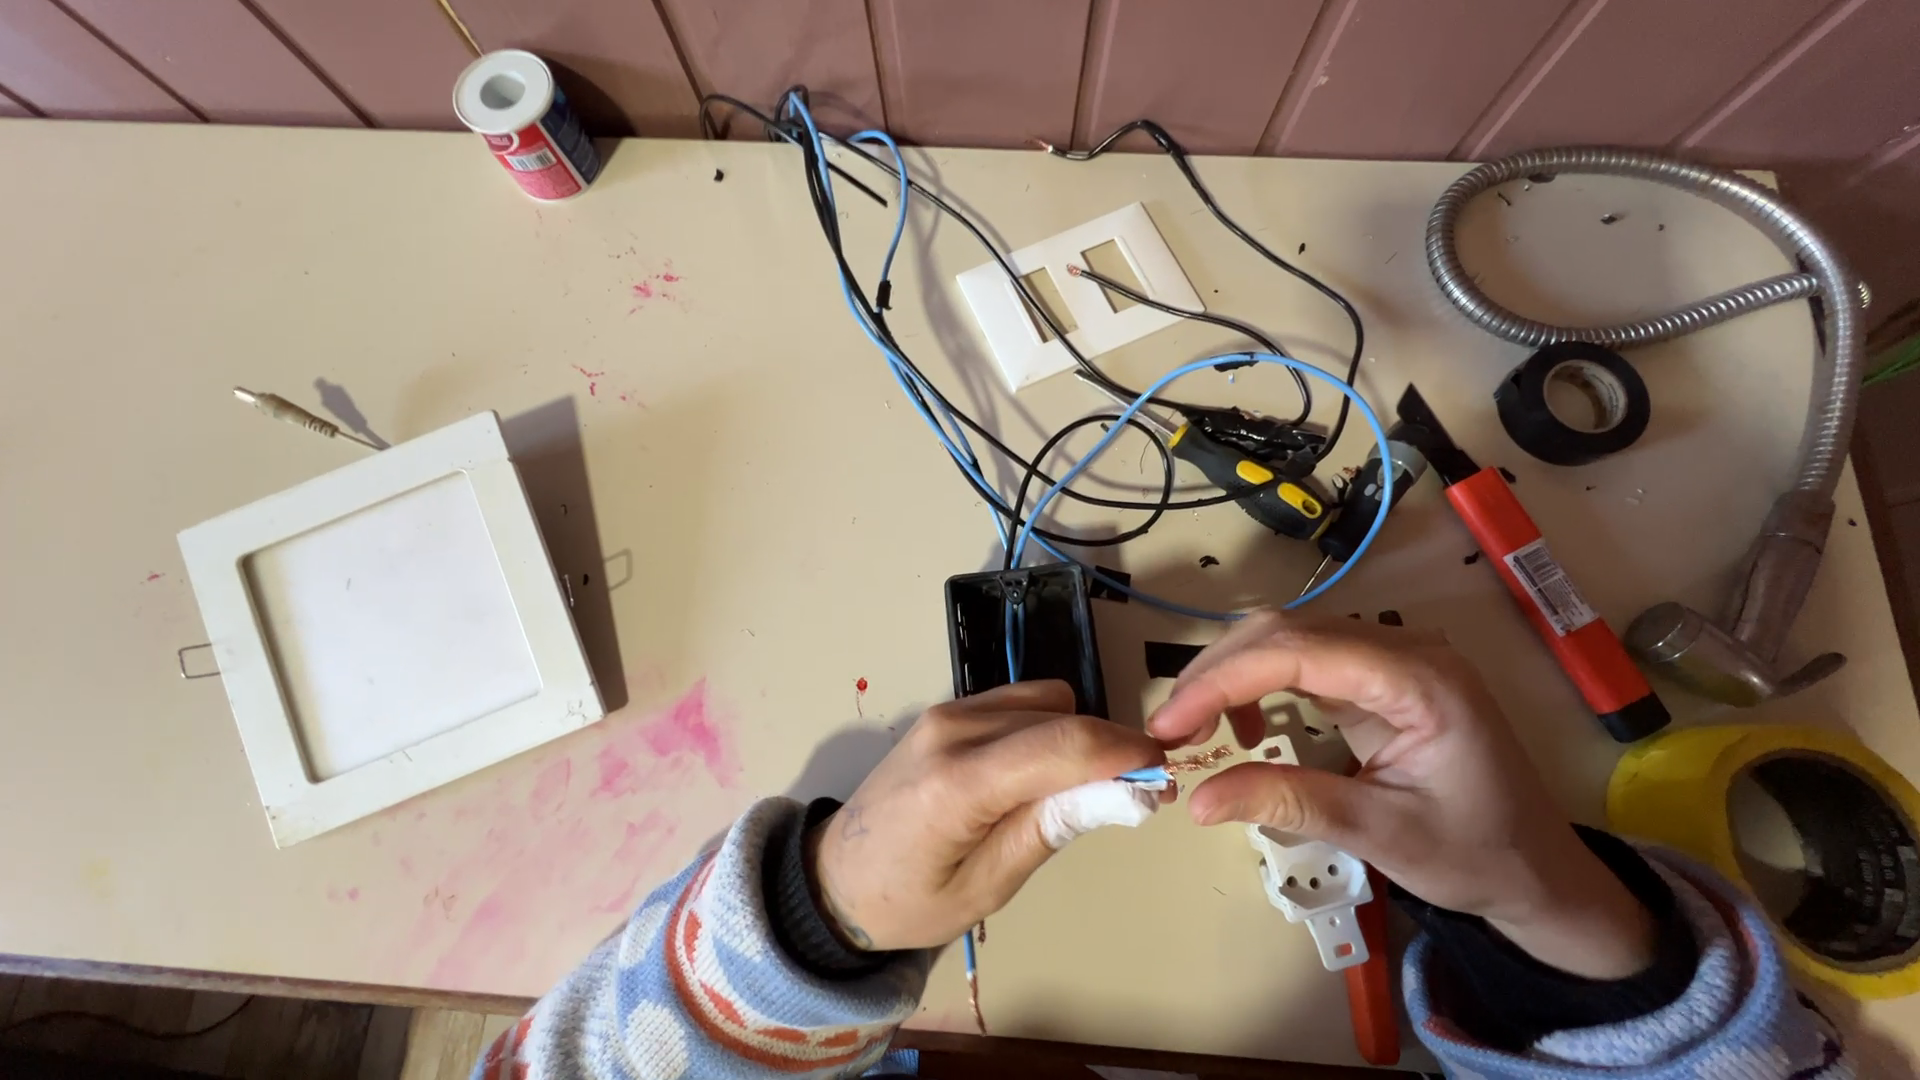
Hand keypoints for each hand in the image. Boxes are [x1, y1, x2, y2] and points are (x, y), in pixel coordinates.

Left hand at [810, 680, 1163, 951]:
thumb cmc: (909, 900)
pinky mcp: (947, 710)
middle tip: (1134, 792)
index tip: (1164, 772)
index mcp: (958, 782)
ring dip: (1077, 734)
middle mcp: (952, 728)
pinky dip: (1047, 725)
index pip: (1062, 744)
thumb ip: (1051, 827)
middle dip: (1108, 745)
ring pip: (1044, 699)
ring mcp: (946, 712)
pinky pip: (1018, 701)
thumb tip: (1123, 791)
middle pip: (1060, 714)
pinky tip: (1043, 767)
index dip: (1124, 750)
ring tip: (1083, 785)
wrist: (836, 876)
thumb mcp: (987, 887)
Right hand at [1149, 610, 1654, 978]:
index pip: (1297, 650)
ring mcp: (1388, 655)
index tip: (1170, 724)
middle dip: (1215, 673)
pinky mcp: (1373, 673)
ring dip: (1227, 674)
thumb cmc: (1476, 855)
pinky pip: (1298, 657)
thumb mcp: (1380, 835)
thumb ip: (1287, 802)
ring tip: (1192, 725)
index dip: (1223, 679)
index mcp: (1418, 679)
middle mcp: (1401, 647)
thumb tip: (1196, 801)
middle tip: (1170, 728)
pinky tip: (1241, 723)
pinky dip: (1253, 683)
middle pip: (1283, 630)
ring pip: (1283, 636)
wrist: (1541, 872)